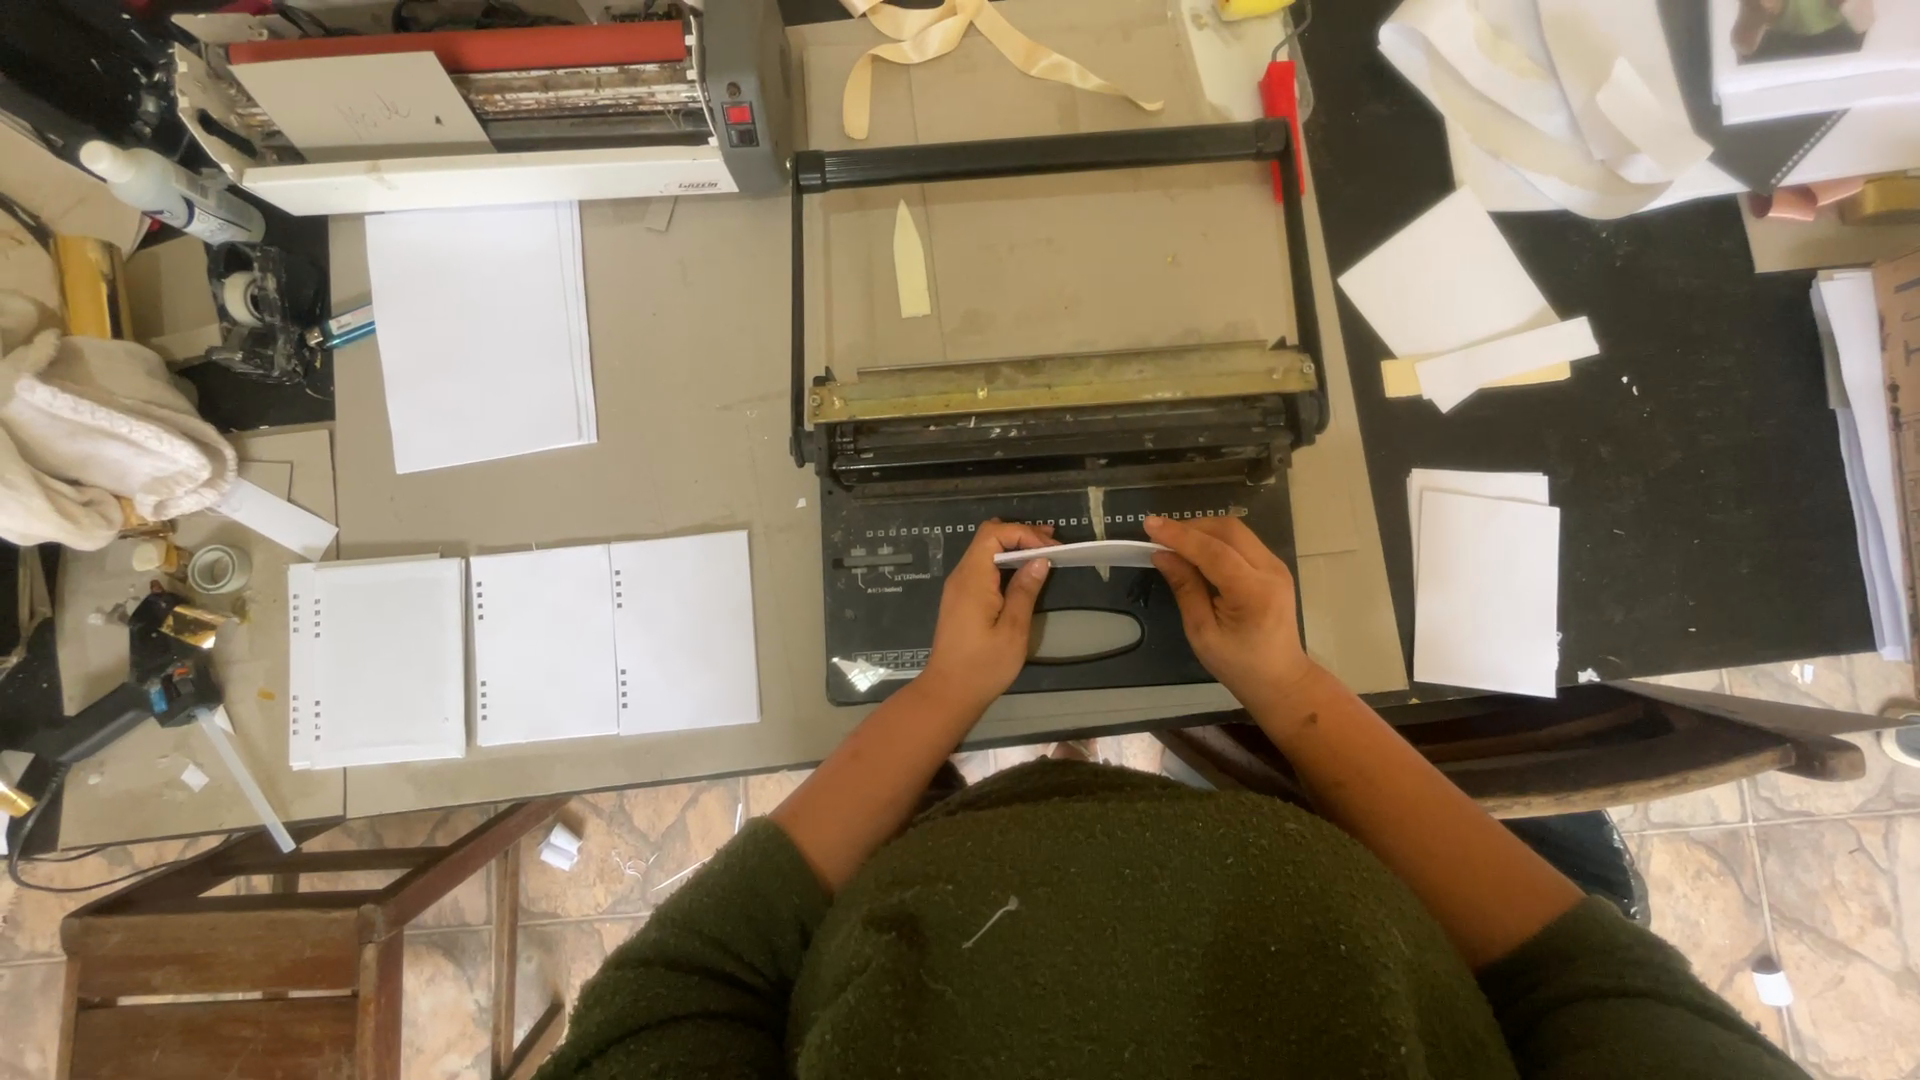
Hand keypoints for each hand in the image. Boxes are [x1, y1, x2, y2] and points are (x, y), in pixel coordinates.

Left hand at [919, 520, 1056, 713]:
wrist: (949, 692)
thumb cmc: (983, 666)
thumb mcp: (1013, 630)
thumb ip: (1025, 591)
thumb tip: (1040, 560)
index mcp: (972, 578)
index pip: (994, 534)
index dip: (1024, 533)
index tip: (1051, 549)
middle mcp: (961, 576)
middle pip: (988, 537)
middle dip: (1021, 535)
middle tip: (1054, 543)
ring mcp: (958, 587)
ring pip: (985, 551)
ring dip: (1014, 547)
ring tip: (1045, 552)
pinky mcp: (960, 598)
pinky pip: (982, 567)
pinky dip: (1005, 563)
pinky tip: (1024, 572)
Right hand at [1146, 514, 1318, 717]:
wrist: (1280, 678)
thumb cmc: (1238, 664)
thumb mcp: (1202, 632)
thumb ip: (1185, 589)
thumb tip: (1162, 555)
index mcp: (1253, 593)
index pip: (1214, 552)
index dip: (1180, 535)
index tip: (1150, 525)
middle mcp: (1271, 572)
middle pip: (1228, 531)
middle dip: (1191, 527)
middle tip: (1160, 536)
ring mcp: (1276, 566)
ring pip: (1235, 531)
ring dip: (1202, 531)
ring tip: (1175, 543)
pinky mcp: (1273, 567)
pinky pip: (1241, 541)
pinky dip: (1215, 540)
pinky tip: (1196, 553)